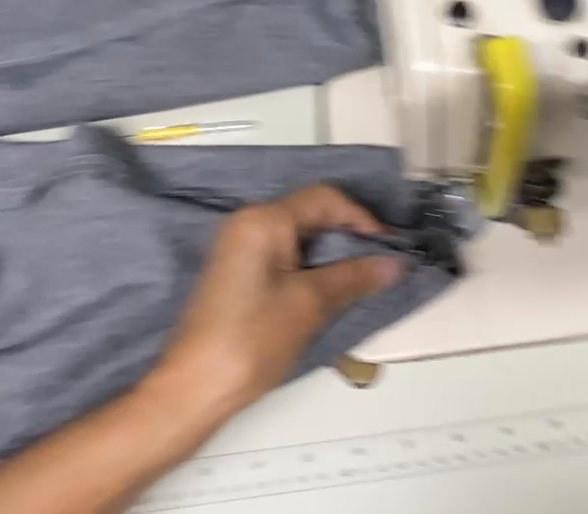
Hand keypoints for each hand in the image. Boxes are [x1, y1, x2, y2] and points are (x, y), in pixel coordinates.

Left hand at [155, 184, 403, 411]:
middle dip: (348, 234)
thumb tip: (394, 263)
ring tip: (361, 276)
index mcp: (264, 219)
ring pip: (298, 235)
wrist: (193, 388)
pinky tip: (328, 288)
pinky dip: (310, 264)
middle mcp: (248, 222)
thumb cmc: (252, 338)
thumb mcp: (310, 303)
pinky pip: (283, 253)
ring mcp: (238, 246)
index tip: (388, 247)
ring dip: (331, 251)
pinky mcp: (236, 271)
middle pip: (310, 212)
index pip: (324, 199)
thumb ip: (354, 276)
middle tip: (380, 261)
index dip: (361, 218)